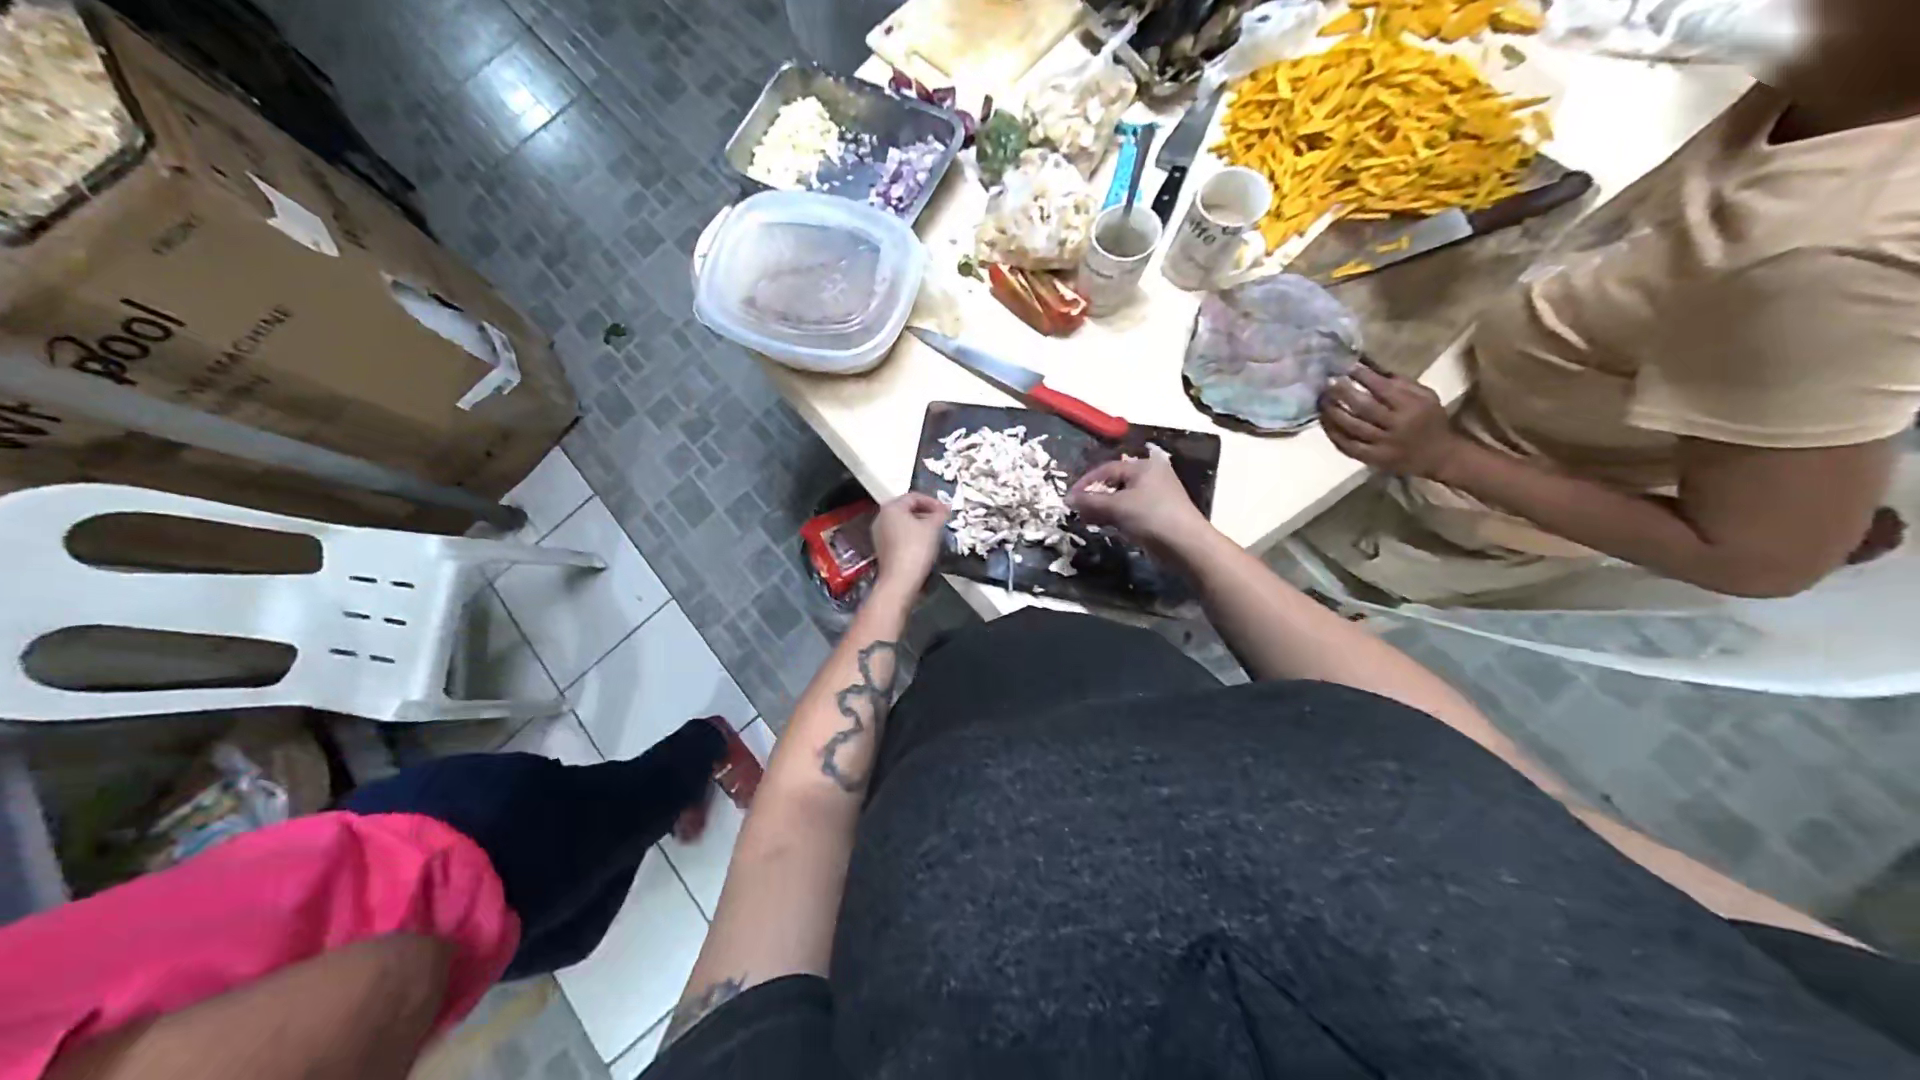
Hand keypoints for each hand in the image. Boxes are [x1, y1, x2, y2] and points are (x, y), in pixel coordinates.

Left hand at [871, 493, 948, 592]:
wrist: (900, 579)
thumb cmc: (916, 548)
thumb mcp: (932, 527)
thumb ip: (939, 514)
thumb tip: (944, 509)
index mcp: (891, 507)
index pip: (914, 497)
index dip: (933, 501)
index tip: (946, 510)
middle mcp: (881, 517)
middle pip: (906, 508)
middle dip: (926, 512)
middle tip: (941, 519)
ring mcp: (879, 533)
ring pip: (902, 522)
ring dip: (919, 523)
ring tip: (934, 530)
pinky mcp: (881, 547)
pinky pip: (898, 534)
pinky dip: (911, 534)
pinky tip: (923, 542)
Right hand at [1067, 449, 1209, 551]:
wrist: (1186, 545)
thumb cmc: (1150, 517)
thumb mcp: (1116, 506)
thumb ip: (1090, 501)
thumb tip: (1067, 499)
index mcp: (1143, 466)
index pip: (1106, 469)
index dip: (1086, 483)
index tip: (1069, 498)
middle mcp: (1151, 476)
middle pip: (1114, 483)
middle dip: (1094, 497)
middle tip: (1077, 510)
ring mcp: (1156, 496)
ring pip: (1122, 498)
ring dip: (1103, 508)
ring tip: (1087, 519)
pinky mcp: (1158, 514)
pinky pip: (1130, 511)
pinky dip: (1116, 517)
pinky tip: (1105, 526)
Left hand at [1320, 365, 1468, 478]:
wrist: (1439, 455)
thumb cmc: (1430, 420)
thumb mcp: (1425, 396)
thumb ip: (1400, 382)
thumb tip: (1370, 366)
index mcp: (1412, 406)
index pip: (1383, 389)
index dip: (1362, 376)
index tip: (1345, 366)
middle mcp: (1397, 425)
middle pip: (1364, 407)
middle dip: (1342, 393)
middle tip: (1327, 383)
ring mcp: (1383, 444)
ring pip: (1352, 427)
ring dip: (1333, 413)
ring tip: (1322, 400)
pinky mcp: (1372, 459)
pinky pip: (1348, 446)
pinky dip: (1333, 433)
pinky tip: (1325, 422)